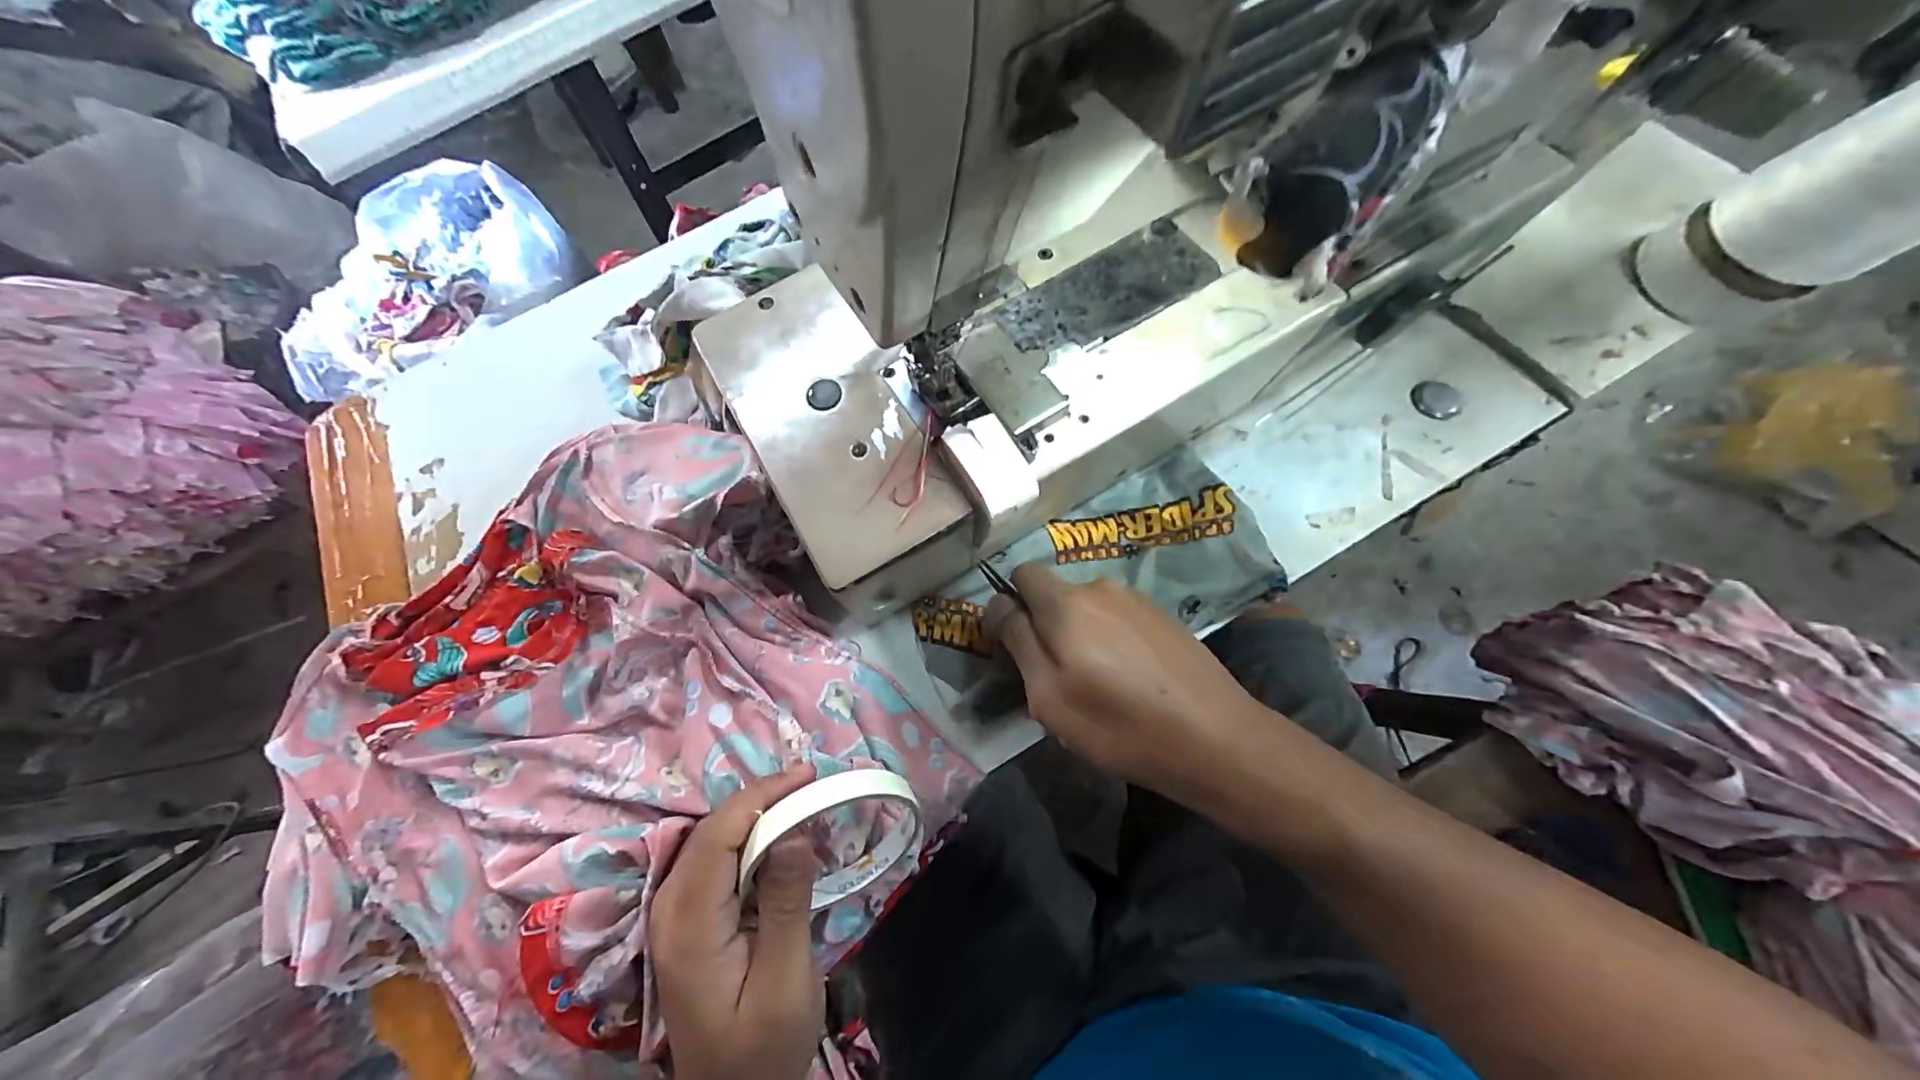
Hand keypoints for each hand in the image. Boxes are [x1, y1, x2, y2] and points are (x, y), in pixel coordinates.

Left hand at [651, 765, 822, 1079]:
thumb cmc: (763, 1047)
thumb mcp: (785, 979)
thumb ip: (787, 902)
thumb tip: (795, 833)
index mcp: (689, 923)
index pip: (719, 835)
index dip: (763, 795)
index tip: (808, 776)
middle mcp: (669, 910)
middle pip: (711, 831)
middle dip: (762, 798)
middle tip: (812, 783)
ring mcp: (673, 915)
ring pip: (711, 840)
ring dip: (756, 814)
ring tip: (802, 799)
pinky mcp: (686, 921)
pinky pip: (714, 860)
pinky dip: (748, 837)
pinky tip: (778, 834)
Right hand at [984, 562, 1271, 802]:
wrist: (1215, 738)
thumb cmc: (1119, 725)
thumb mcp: (1049, 694)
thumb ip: (1018, 641)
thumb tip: (999, 604)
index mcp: (1066, 602)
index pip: (1020, 574)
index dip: (1008, 607)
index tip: (1012, 649)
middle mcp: (1101, 587)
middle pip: (1055, 594)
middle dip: (1045, 626)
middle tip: (1057, 678)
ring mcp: (1137, 600)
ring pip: (1088, 609)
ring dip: (1080, 635)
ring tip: (1099, 683)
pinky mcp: (1165, 617)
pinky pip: (1119, 619)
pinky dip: (1111, 640)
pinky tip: (1132, 680)